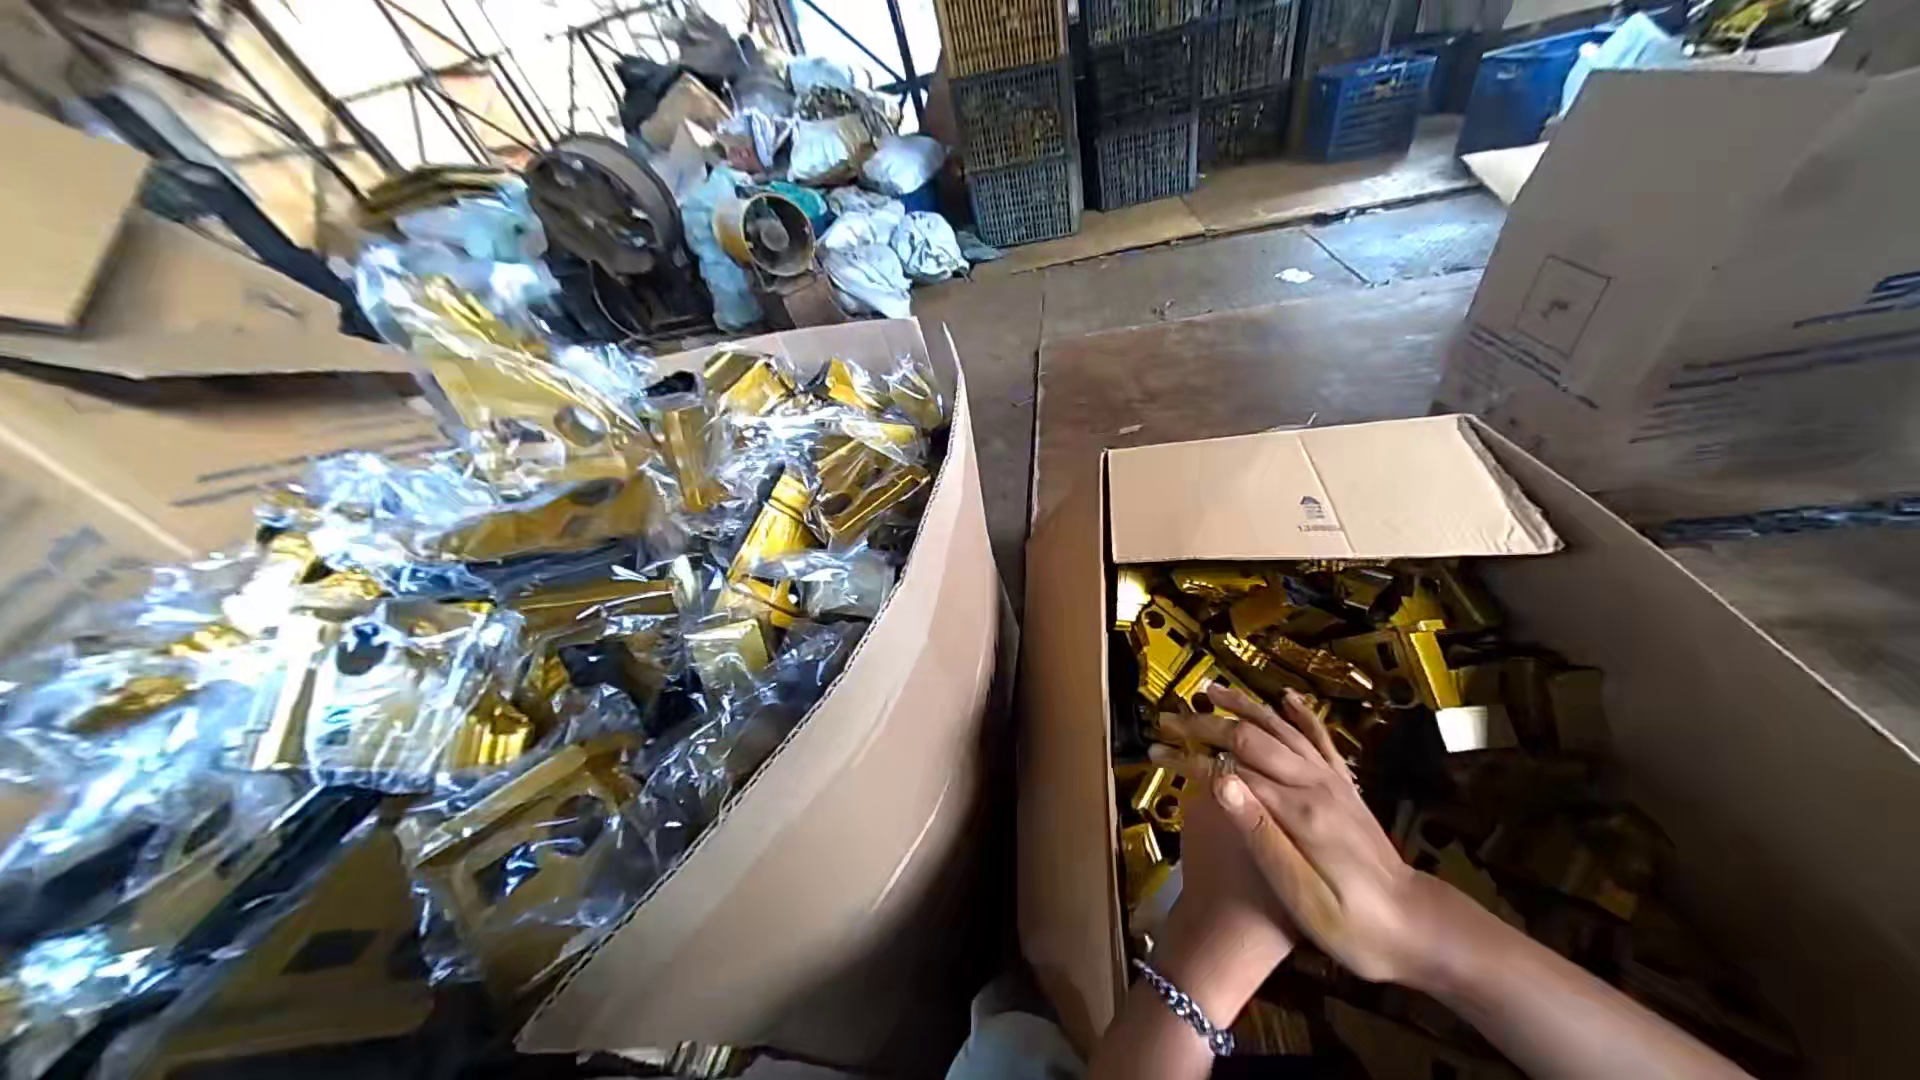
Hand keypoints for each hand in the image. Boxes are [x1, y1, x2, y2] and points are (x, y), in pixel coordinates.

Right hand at [1150, 686, 1433, 984]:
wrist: (1421, 930)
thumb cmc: (1354, 926)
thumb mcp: (1301, 894)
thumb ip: (1260, 833)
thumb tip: (1219, 780)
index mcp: (1298, 811)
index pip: (1229, 768)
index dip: (1187, 758)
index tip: (1156, 753)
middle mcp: (1314, 784)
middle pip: (1250, 737)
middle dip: (1205, 724)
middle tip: (1169, 719)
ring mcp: (1332, 781)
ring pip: (1280, 728)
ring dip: (1243, 706)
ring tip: (1210, 691)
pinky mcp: (1344, 787)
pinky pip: (1320, 740)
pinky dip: (1301, 715)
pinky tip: (1286, 699)